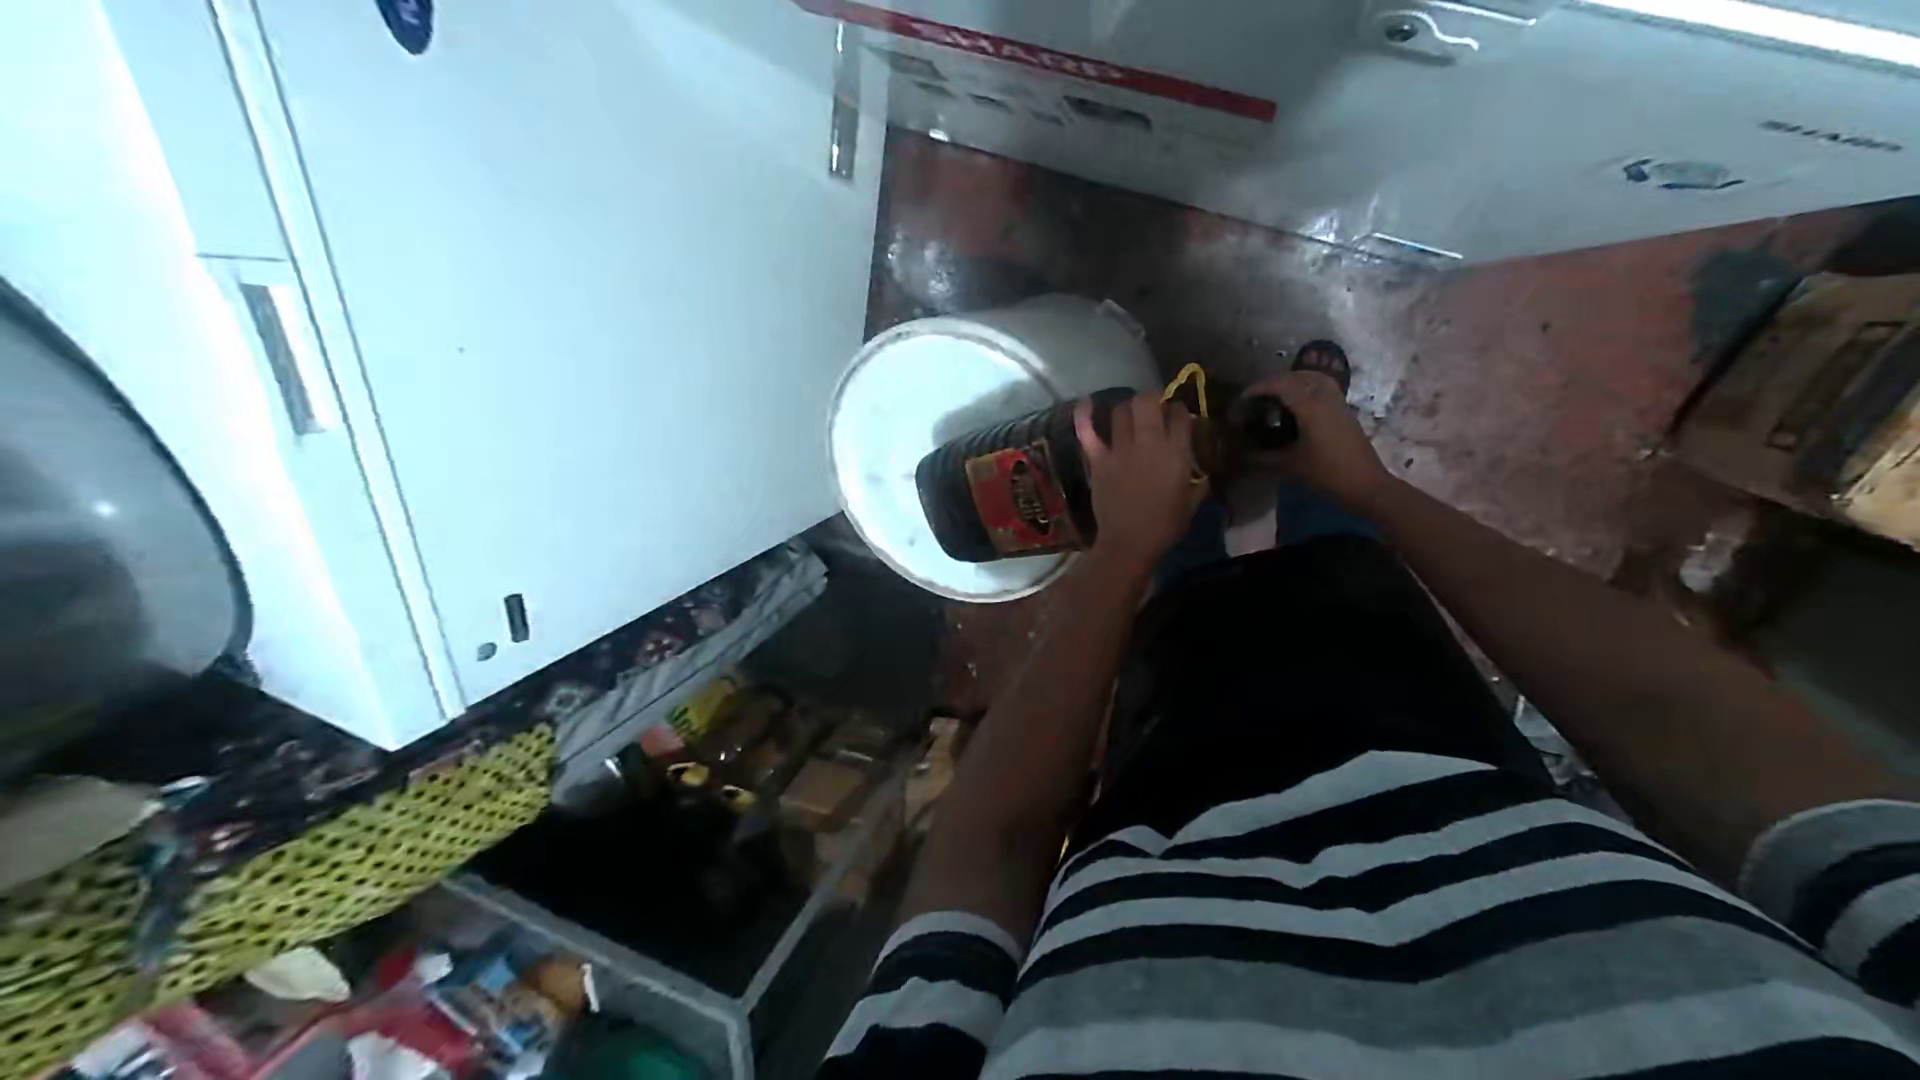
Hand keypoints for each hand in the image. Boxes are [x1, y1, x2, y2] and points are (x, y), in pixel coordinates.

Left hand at [1074, 391, 1203, 573]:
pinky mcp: (1098, 460)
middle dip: (1152, 397)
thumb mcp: (1192, 503)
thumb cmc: (1165, 526)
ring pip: (1121, 412)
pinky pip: (1087, 432)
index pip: (1180, 415)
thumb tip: (1203, 474)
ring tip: (1130, 413)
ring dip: (1127, 408)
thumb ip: (1199, 483)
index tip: (1178, 416)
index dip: (1179, 410)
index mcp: (1176, 453)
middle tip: (1153, 407)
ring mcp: (1120, 450)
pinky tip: (1086, 403)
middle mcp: (1149, 444)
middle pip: (1148, 402)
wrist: (1129, 542)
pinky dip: (1084, 416)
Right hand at [1245, 371, 1393, 508]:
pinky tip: (1295, 406)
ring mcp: (1337, 402)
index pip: (1280, 385)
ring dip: (1291, 382)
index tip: (1242, 399)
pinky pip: (1322, 388)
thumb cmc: (1326, 473)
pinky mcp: (1343, 411)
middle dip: (1273, 382)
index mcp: (1310, 407)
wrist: (1365, 484)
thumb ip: (1263, 457)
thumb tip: (1243, 454)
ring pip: (1312, 378)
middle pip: (1297, 376)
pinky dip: (1305, 389)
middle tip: (1256, 397)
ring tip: (1274, 397)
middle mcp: (1325, 398)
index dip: (1258, 388)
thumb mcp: (1290, 466)